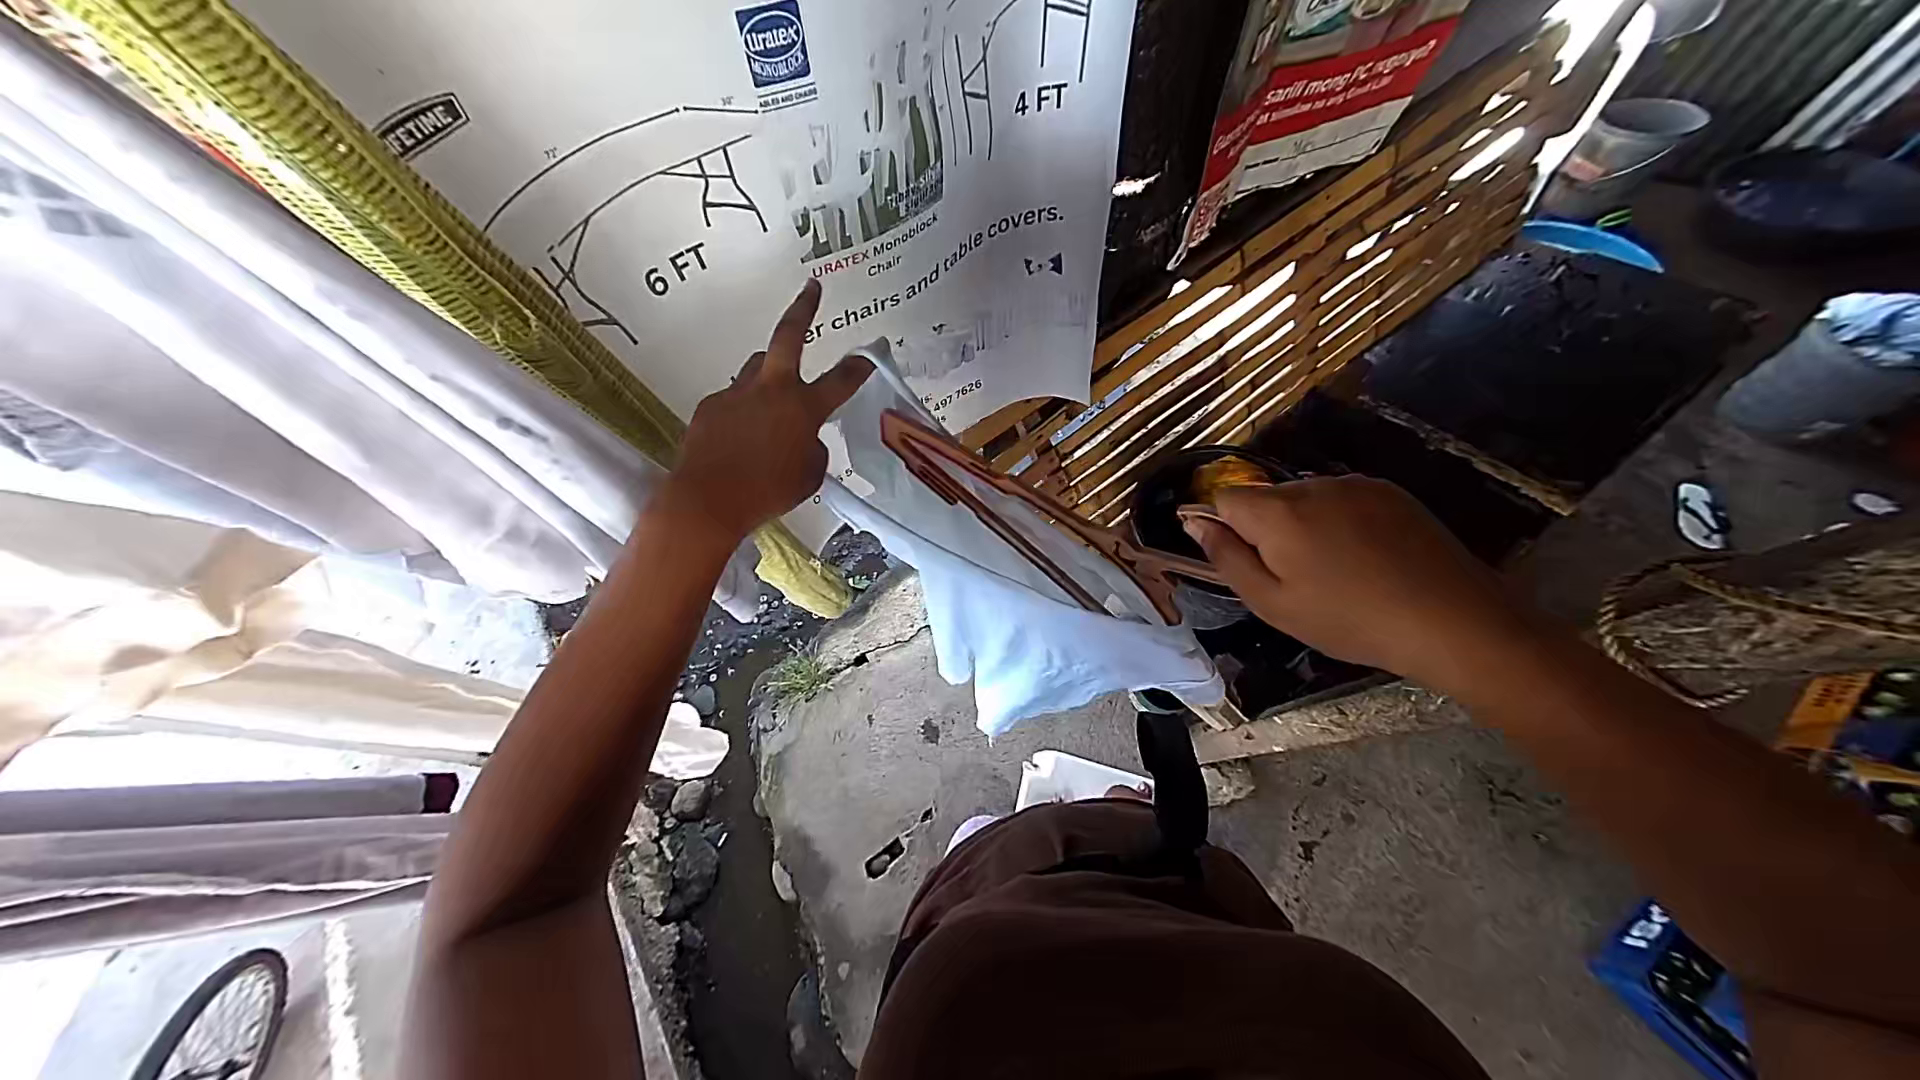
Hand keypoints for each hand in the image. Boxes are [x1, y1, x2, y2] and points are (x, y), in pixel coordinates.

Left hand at [664, 279, 871, 540]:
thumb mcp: (808, 476)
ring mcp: (736, 394)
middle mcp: (771, 390)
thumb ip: (814, 449)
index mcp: (803, 408)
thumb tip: (804, 438)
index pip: (841, 380)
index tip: (870, 353)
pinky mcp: (710, 406)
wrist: (708, 498)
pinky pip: (733, 399)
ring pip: (756, 368)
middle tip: (812, 288)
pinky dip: (743, 410)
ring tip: (771, 399)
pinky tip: (739, 436)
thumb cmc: (768, 492)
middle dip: (804, 310)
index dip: (859, 366)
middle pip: (787, 336)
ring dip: (768, 373)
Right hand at [1181, 476, 1540, 690]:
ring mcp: (1356, 485)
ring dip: (1302, 525)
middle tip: (1293, 578)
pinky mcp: (1391, 492)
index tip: (1245, 561)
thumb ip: (1225, 557)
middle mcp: (1313, 486)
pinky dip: (1338, 522)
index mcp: (1278, 512)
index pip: (1224, 496)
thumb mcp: (1272, 603)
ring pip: (1304, 499)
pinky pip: (1341, 499)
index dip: (1224, 526)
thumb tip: (1193, 521)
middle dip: (1265, 529)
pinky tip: (1364, 558)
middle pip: (1265, 498)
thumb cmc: (1349, 620)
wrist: (1452, 620)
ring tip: (1334, 571)